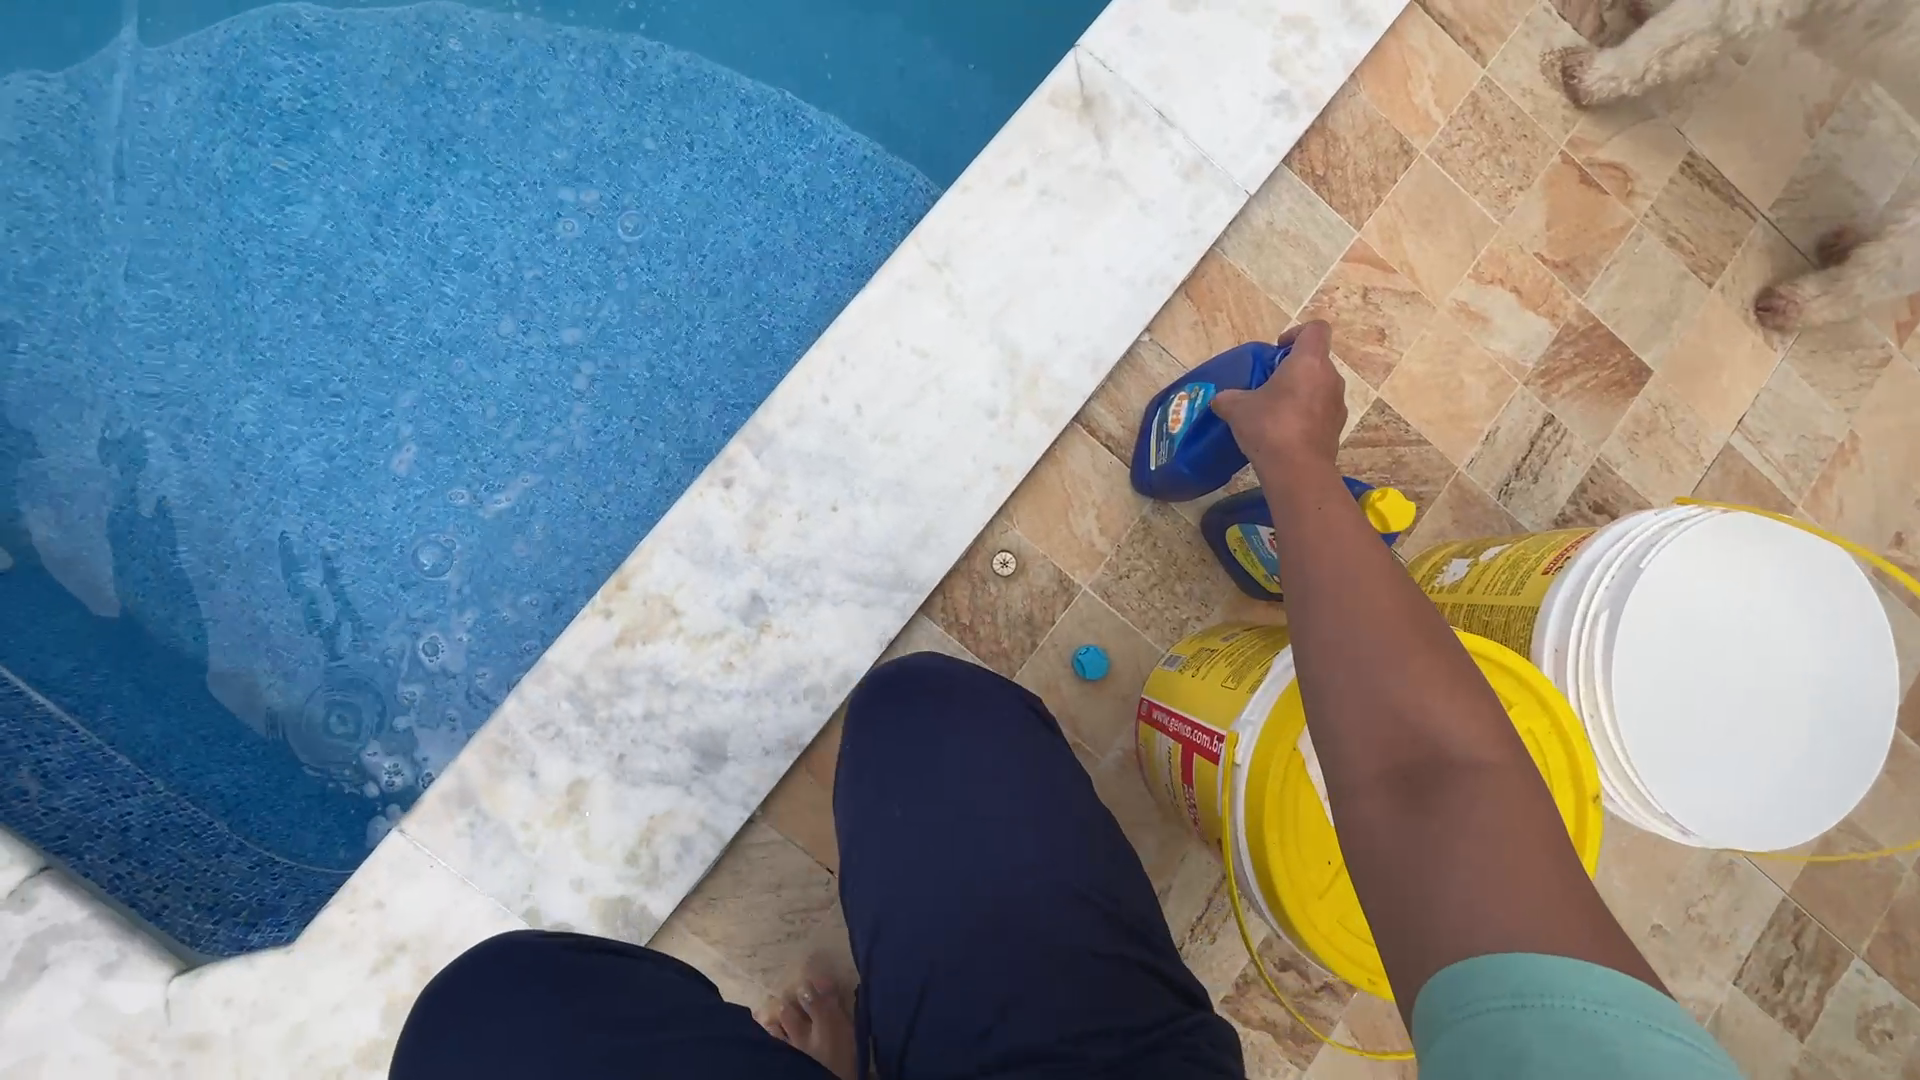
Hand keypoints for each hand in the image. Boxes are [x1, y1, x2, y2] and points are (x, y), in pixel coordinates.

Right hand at [1211, 321, 1344, 474]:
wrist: (1296, 469)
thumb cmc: (1269, 426)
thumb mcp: (1236, 408)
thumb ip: (1228, 397)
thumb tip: (1221, 399)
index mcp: (1308, 361)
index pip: (1315, 329)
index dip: (1296, 332)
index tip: (1277, 349)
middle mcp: (1330, 377)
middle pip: (1315, 360)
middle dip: (1293, 368)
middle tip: (1268, 384)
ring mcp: (1337, 403)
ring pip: (1319, 386)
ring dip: (1300, 392)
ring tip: (1275, 411)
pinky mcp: (1337, 426)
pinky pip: (1320, 410)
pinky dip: (1305, 414)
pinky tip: (1285, 432)